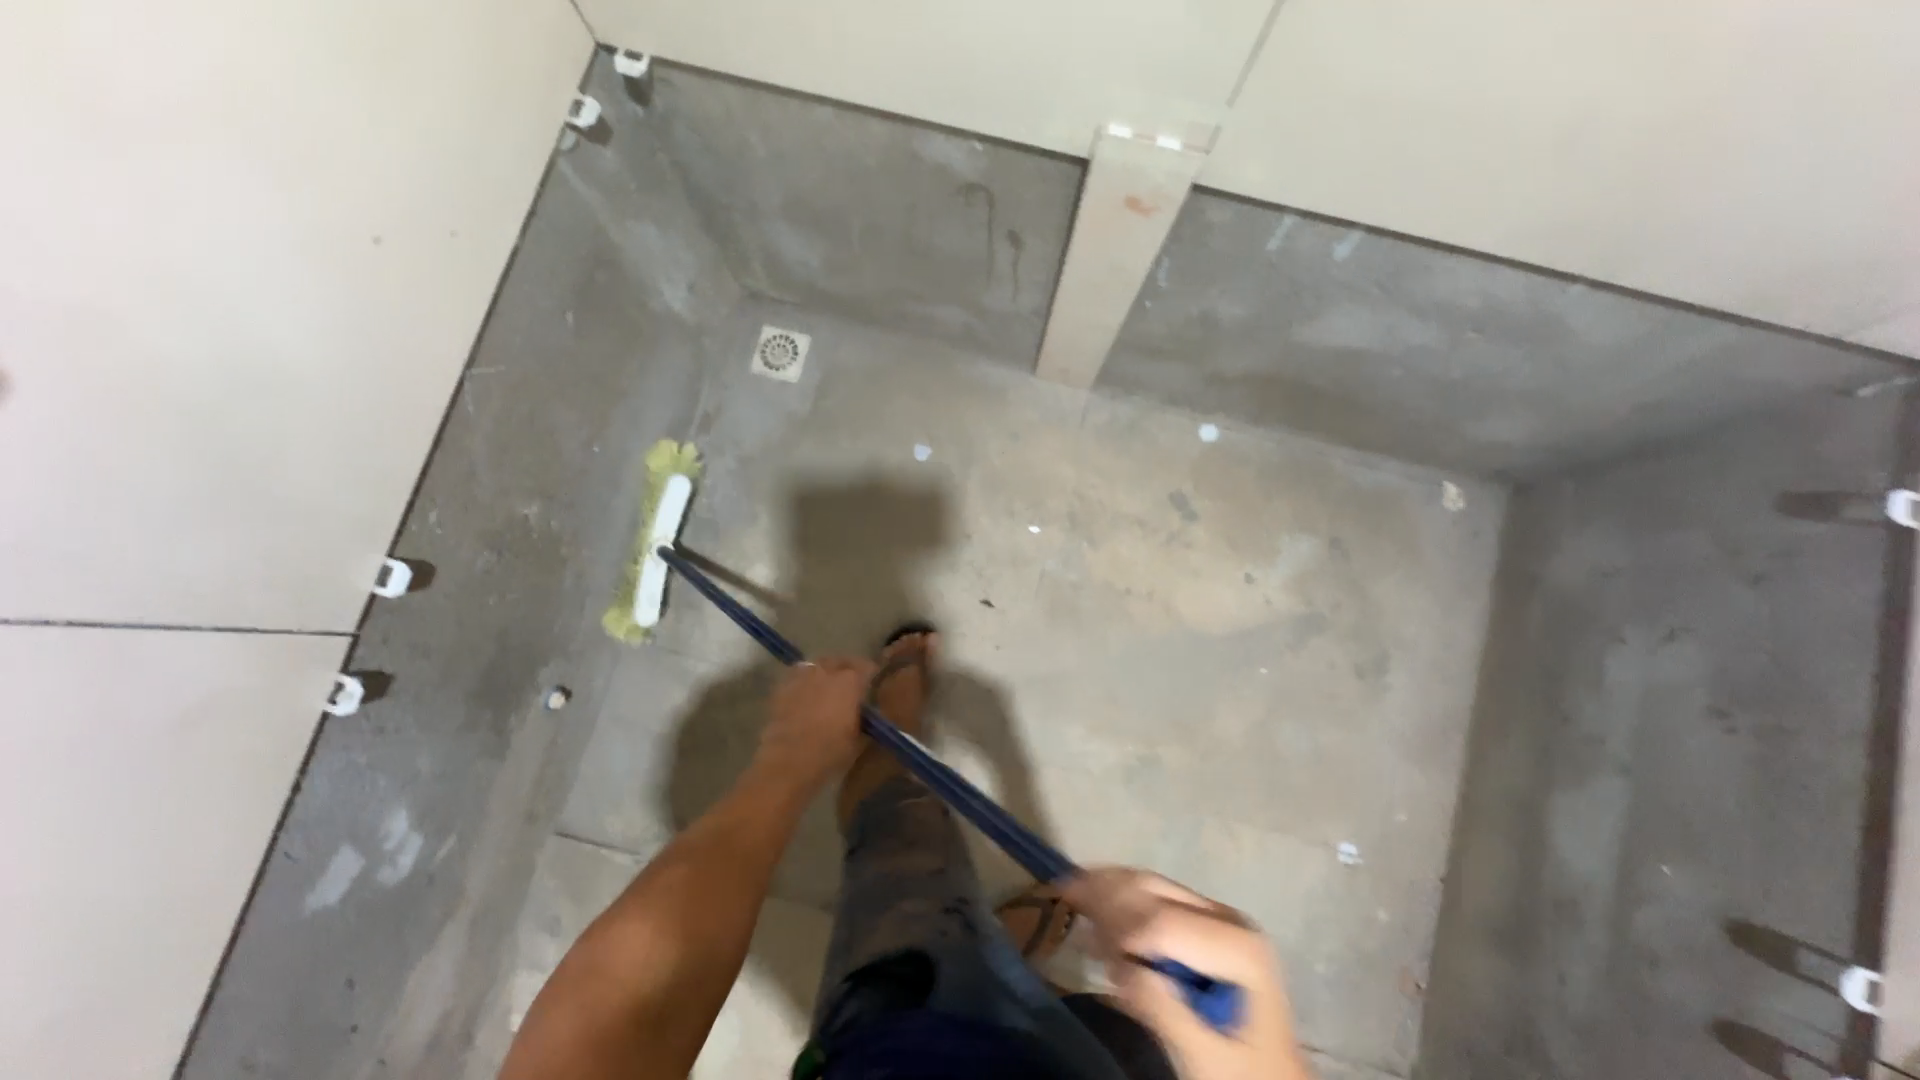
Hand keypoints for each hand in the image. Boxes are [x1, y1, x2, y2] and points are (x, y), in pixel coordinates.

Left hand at [755, 658, 875, 790]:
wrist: (788, 760)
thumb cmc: (830, 751)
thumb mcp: (858, 739)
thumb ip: (863, 719)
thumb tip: (864, 714)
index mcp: (850, 681)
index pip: (866, 667)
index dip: (871, 674)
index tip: (872, 683)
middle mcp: (827, 671)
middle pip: (840, 661)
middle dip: (846, 669)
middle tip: (849, 683)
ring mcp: (802, 677)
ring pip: (816, 665)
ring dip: (823, 672)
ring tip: (825, 686)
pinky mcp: (781, 687)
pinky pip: (797, 677)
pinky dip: (804, 683)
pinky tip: (805, 695)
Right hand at [1063, 868, 1311, 1079]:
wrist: (1269, 1079)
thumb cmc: (1238, 1073)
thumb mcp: (1204, 1055)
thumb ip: (1165, 1009)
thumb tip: (1122, 966)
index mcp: (1239, 947)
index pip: (1163, 923)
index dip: (1121, 933)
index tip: (1092, 954)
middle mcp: (1229, 919)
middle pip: (1152, 890)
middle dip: (1105, 893)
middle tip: (1062, 897)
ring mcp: (1215, 918)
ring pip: (1148, 883)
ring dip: (1107, 887)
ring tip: (1070, 893)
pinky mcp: (1202, 924)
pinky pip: (1153, 895)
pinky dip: (1118, 894)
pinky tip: (1094, 902)